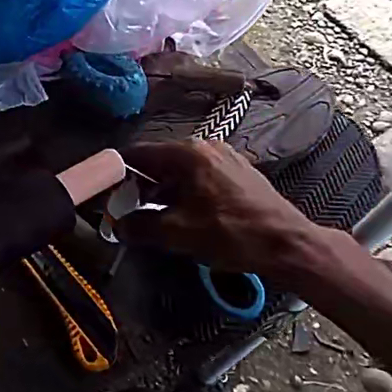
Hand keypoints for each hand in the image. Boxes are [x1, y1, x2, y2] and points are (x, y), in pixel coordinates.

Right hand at [117, 140, 333, 280]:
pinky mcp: (238, 174)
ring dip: (161, 194)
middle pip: (159, 163)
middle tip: (125, 213)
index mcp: (188, 153)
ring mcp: (225, 158)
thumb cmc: (231, 234)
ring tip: (151, 220)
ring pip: (179, 172)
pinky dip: (183, 195)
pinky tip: (181, 218)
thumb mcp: (178, 233)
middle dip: (139, 188)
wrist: (286, 244)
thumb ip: (141, 226)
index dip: (117, 174)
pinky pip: (199, 179)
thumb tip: (119, 226)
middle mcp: (206, 147)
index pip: (138, 154)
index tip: (104, 194)